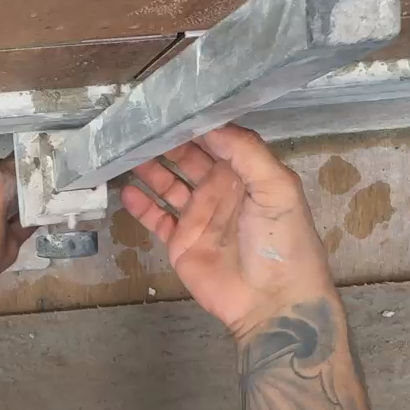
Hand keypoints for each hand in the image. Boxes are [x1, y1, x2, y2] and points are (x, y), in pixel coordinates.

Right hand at [120, 125, 335, 338]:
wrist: (271, 299)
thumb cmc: (282, 242)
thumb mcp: (278, 188)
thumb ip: (247, 153)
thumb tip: (211, 125)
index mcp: (246, 174)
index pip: (218, 142)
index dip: (197, 126)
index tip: (173, 111)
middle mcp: (220, 191)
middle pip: (188, 161)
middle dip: (168, 144)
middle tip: (143, 129)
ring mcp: (198, 217)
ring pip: (168, 186)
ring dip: (150, 171)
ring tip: (128, 155)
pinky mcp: (180, 243)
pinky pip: (156, 219)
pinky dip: (141, 206)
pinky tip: (127, 192)